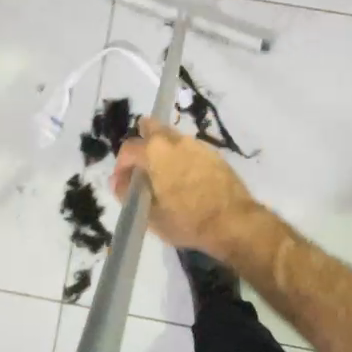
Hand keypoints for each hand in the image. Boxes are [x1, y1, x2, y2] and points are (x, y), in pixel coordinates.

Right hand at [112, 116, 262, 256]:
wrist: (234, 223)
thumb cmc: (187, 221)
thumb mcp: (150, 214)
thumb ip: (127, 193)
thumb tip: (117, 181)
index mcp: (155, 152)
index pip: (128, 148)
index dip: (121, 165)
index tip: (123, 182)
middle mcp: (175, 140)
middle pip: (151, 128)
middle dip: (142, 142)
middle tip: (142, 167)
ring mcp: (197, 145)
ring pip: (172, 138)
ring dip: (163, 151)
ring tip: (164, 177)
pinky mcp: (214, 154)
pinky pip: (190, 149)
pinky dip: (182, 158)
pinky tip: (186, 181)